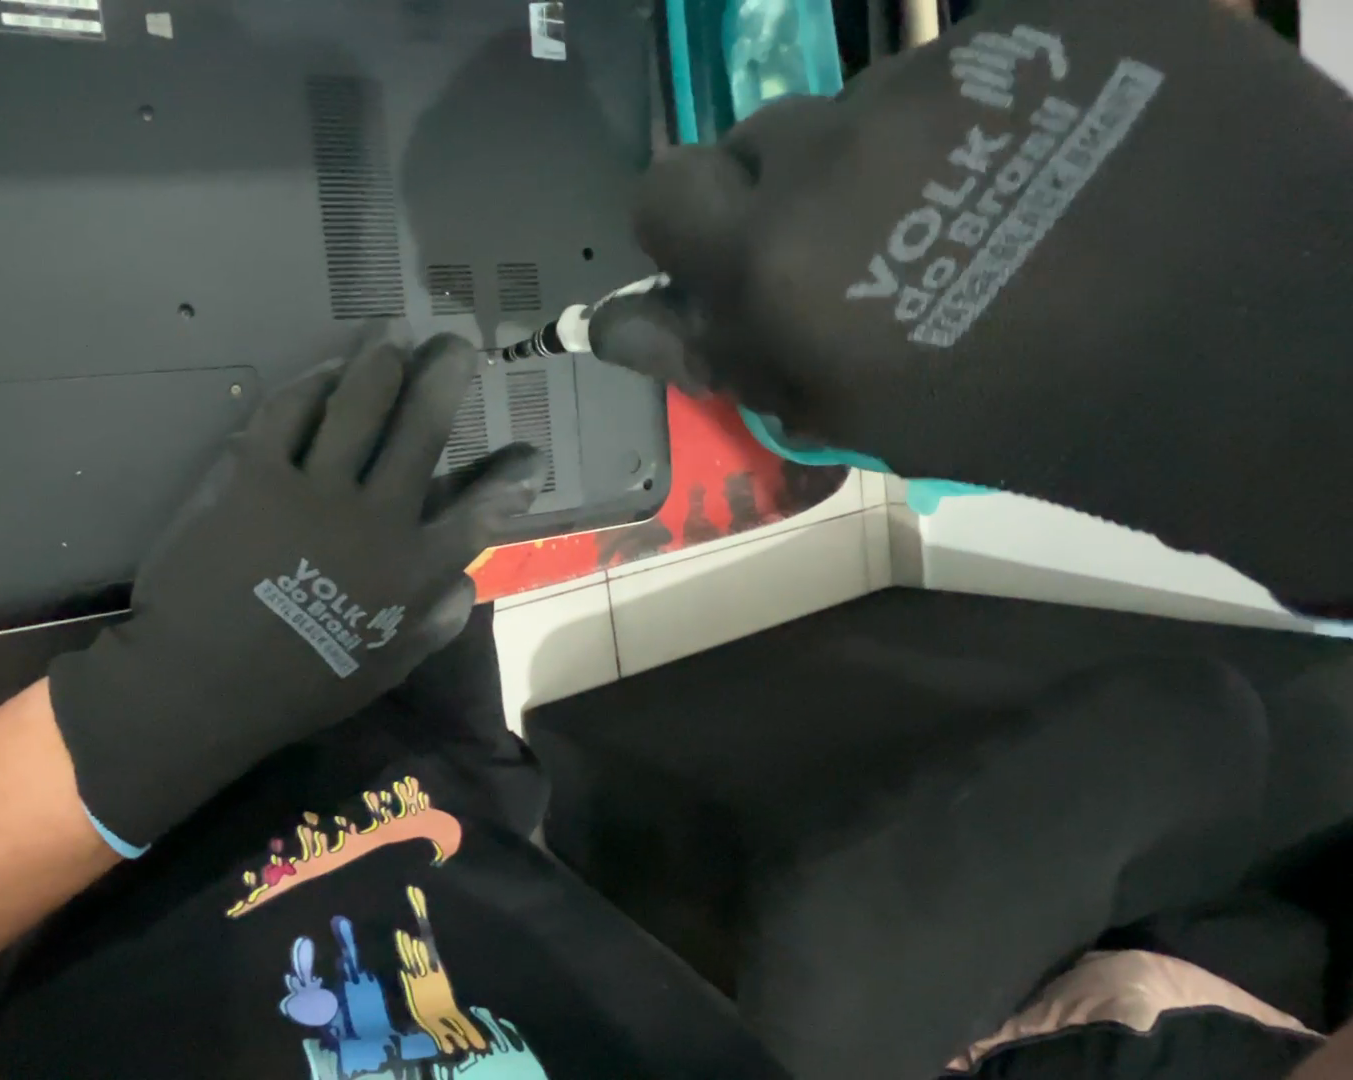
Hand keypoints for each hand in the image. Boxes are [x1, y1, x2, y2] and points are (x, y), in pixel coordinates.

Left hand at [48, 331, 542, 853]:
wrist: (199, 682)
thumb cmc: (296, 685)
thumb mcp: (381, 670)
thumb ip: (432, 624)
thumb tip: (467, 581)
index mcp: (411, 571)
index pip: (478, 514)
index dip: (510, 482)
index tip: (530, 456)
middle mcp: (373, 518)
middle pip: (421, 432)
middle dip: (444, 379)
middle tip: (457, 345)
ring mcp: (312, 489)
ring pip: (359, 405)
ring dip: (382, 362)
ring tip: (393, 333)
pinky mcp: (253, 472)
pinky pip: (286, 412)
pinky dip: (310, 385)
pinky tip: (324, 370)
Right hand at [596, 0, 1352, 609]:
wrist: (1252, 348)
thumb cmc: (1005, 411)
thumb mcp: (840, 409)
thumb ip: (717, 355)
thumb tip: (612, 325)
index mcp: (775, 253)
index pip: (662, 192)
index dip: (685, 223)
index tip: (729, 255)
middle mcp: (838, 144)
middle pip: (755, 136)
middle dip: (781, 188)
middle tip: (857, 245)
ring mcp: (956, 66)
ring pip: (865, 101)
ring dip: (885, 153)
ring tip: (972, 207)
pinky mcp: (1061, 14)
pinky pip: (975, 56)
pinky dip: (985, 107)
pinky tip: (1048, 160)